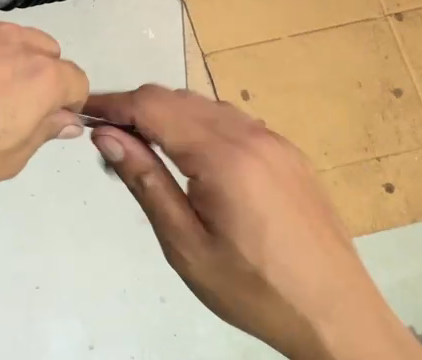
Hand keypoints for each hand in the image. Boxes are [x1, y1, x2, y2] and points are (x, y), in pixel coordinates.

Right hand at [87, 87, 421, 359]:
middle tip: (105, 137)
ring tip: (140, 145)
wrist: (341, 323)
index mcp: (224, 157)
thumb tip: (104, 134)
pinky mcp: (289, 155)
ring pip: (200, 104)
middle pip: (173, 98)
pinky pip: (229, 118)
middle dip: (132, 108)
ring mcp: (275, 142)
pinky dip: (195, 121)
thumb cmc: (255, 290)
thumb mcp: (185, 245)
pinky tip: (187, 153)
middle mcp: (251, 136)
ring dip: (163, 112)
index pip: (150, 106)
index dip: (110, 104)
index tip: (80, 114)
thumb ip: (144, 181)